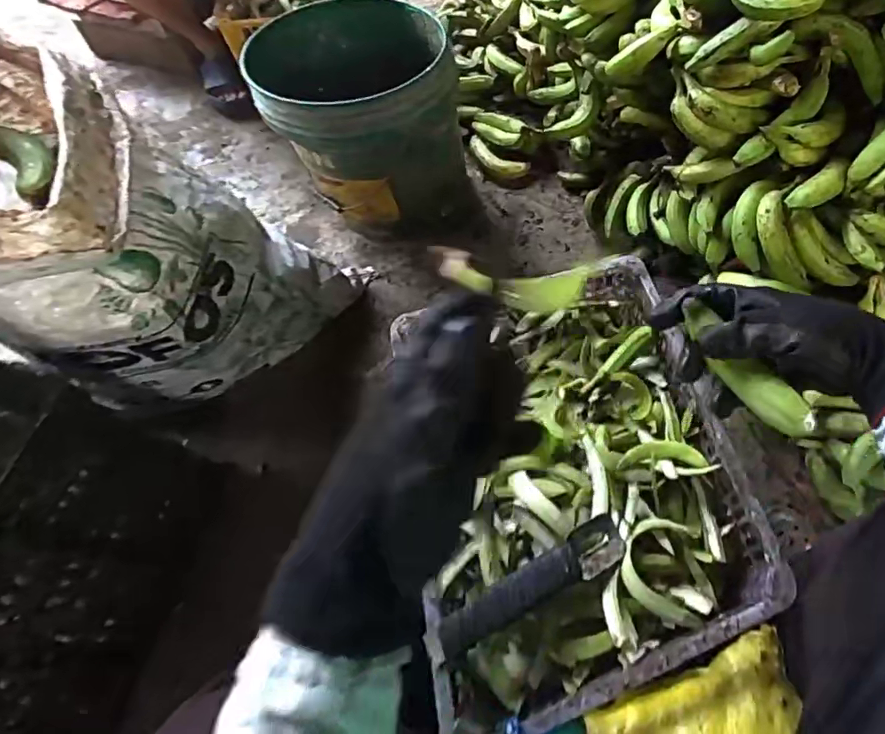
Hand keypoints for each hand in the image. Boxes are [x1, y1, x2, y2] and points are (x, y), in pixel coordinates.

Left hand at [262, 293, 525, 657]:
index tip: (510, 305)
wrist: (362, 578)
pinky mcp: (456, 458)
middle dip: (499, 373)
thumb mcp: (421, 435)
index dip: (475, 307)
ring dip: (504, 407)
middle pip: (479, 357)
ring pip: (490, 393)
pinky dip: (508, 436)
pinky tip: (522, 447)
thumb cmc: (389, 502)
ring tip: (494, 441)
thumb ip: (449, 378)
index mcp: (413, 381)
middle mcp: (429, 394)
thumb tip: (470, 317)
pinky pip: (493, 431)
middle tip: (497, 408)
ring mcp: (443, 427)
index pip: (445, 323)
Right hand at [649, 285, 884, 420]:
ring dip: (711, 376)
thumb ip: (736, 336)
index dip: (676, 307)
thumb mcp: (775, 333)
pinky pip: (741, 379)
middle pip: (706, 331)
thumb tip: (699, 340)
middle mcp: (748, 319)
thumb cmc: (820, 336)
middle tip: (685, 372)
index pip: (703, 296)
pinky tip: (727, 410)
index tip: (653, 323)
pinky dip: (731, 393)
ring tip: (711, 398)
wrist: (864, 359)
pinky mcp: (770, 368)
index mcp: (748, 300)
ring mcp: (759, 345)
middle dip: (692, 350)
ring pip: (721, 359)